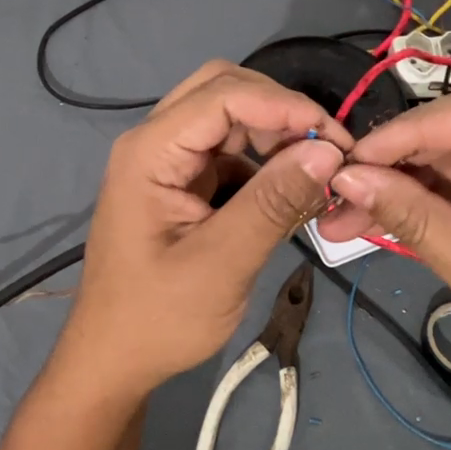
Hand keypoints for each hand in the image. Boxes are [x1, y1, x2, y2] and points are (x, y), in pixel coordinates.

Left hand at [55, 61, 351, 397]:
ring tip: (318, 174)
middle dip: (278, 111)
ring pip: (227, 118)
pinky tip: (291, 194)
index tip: (337, 140)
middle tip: (328, 152)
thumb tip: (327, 150)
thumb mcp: (222, 263)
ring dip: (273, 135)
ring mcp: (165, 161)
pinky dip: (262, 163)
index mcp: (150, 151)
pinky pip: (227, 152)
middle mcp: (154, 142)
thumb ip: (273, 203)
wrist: (113, 358)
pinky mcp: (180, 183)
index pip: (221, 95)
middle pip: (221, 91)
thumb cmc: (159, 317)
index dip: (283, 106)